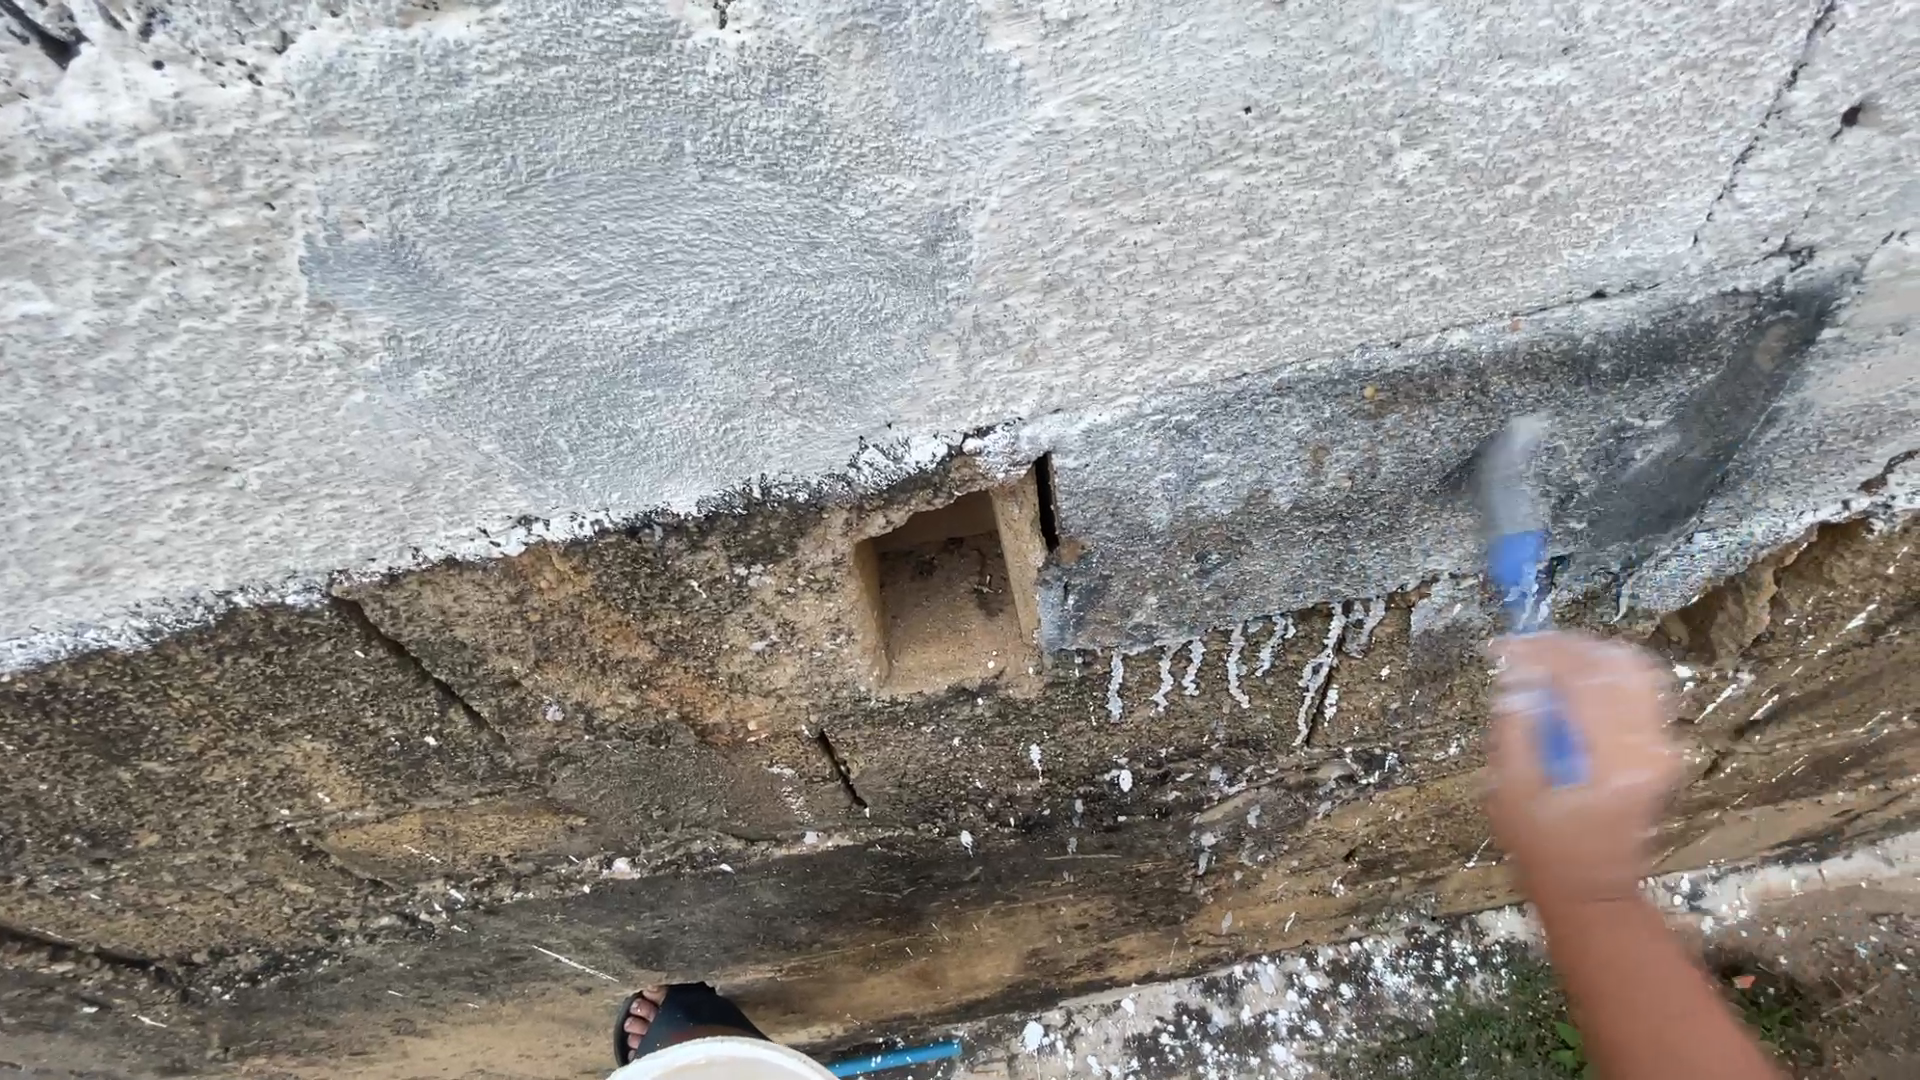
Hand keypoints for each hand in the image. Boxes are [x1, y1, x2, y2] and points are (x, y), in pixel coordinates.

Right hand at [1484, 632, 1683, 907]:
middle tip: (1519, 648)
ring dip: (1583, 655)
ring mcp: (1663, 747)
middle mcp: (1652, 748)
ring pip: (1634, 671)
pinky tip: (1561, 680)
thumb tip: (1518, 679)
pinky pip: (1636, 690)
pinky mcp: (1659, 747)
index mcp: (1615, 761)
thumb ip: (1515, 728)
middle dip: (1565, 646)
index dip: (1542, 652)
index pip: (1586, 680)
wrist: (1590, 885)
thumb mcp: (1508, 787)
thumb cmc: (1540, 841)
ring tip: (1538, 659)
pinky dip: (1598, 673)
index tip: (1502, 647)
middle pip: (1620, 666)